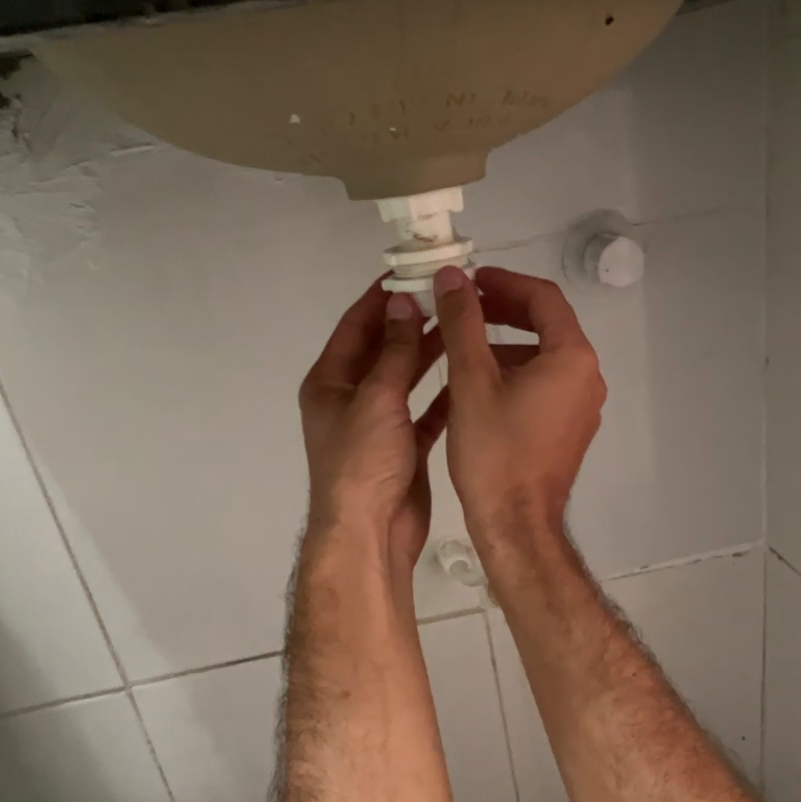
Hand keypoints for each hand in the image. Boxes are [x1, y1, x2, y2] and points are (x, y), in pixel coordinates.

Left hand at [298, 279, 448, 574]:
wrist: (370, 531)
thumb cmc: (363, 461)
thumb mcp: (376, 398)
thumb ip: (393, 350)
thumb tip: (401, 300)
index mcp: (330, 381)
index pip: (356, 325)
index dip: (384, 296)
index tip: (417, 269)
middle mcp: (351, 397)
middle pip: (384, 349)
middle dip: (413, 322)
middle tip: (451, 294)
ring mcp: (378, 424)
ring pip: (407, 378)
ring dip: (431, 353)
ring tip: (466, 325)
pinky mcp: (404, 446)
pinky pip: (425, 410)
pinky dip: (443, 393)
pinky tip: (470, 373)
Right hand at [434, 265, 604, 550]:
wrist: (515, 524)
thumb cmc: (494, 451)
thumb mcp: (471, 381)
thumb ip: (464, 323)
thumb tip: (452, 277)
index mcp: (572, 358)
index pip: (544, 297)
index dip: (504, 282)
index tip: (469, 281)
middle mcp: (587, 377)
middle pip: (548, 325)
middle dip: (504, 311)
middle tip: (462, 307)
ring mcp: (582, 406)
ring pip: (543, 357)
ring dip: (505, 343)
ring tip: (461, 347)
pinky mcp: (569, 429)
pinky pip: (544, 385)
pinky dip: (514, 373)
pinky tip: (478, 385)